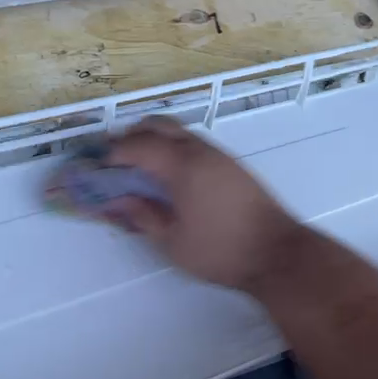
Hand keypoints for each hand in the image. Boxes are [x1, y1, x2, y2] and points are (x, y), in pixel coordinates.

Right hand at [91, 116, 307, 292]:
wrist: (278, 253)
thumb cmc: (221, 251)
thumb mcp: (173, 242)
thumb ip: (143, 216)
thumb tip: (118, 201)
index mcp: (181, 165)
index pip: (138, 146)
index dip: (114, 153)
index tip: (99, 166)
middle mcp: (198, 150)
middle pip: (158, 125)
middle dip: (131, 136)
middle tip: (115, 158)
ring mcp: (217, 153)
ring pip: (177, 131)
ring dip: (153, 138)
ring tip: (138, 164)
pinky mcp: (230, 163)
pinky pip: (192, 142)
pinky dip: (172, 146)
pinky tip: (168, 172)